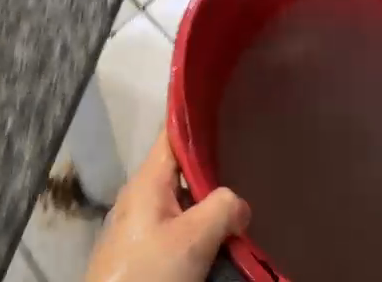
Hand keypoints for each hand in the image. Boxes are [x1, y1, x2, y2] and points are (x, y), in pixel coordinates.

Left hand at [85, 132, 251, 281]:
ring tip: (235, 211)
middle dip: (209, 174)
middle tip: (243, 173)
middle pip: (179, 171)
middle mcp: (140, 194)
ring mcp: (138, 222)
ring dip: (204, 208)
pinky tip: (215, 240)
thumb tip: (240, 202)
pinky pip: (173, 227)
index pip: (171, 135)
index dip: (194, 122)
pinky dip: (194, 230)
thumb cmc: (150, 272)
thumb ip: (221, 210)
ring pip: (179, 203)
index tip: (222, 115)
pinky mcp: (140, 249)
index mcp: (147, 179)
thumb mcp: (192, 240)